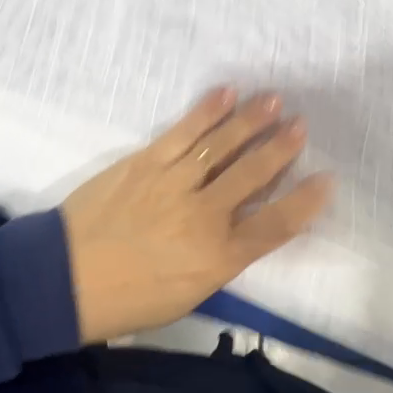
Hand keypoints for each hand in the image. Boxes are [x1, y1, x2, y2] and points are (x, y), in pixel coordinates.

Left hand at [61, 89, 334, 343]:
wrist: (65, 279)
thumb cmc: (129, 299)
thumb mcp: (188, 293)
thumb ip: (221, 257)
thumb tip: (245, 224)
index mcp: (218, 257)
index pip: (275, 225)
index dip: (305, 201)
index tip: (327, 179)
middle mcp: (204, 215)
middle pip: (253, 175)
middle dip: (281, 148)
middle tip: (302, 124)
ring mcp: (174, 183)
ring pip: (222, 145)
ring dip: (251, 120)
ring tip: (274, 100)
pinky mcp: (146, 162)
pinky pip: (184, 131)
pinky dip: (207, 110)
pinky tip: (226, 93)